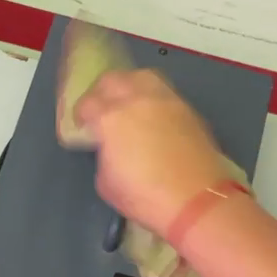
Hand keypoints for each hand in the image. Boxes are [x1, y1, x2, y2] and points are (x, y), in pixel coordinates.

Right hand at [71, 69, 232, 235]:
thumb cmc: (145, 196)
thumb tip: (110, 147)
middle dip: (102, 92)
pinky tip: (153, 115)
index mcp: (111, 118)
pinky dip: (153, 97)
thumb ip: (104, 156)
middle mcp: (137, 100)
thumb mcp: (107, 183)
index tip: (82, 126)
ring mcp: (165, 100)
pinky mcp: (187, 108)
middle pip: (113, 80)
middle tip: (101, 109)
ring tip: (129, 103)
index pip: (88, 103)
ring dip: (130, 86)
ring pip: (141, 76)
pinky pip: (164, 92)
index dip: (81, 114)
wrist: (196, 200)